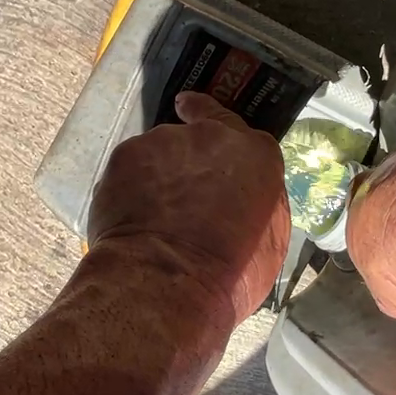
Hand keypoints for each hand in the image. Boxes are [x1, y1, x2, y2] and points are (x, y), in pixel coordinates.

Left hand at [87, 93, 290, 328]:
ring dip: (155, 175)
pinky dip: (127, 187)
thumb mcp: (268, 241)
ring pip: (158, 151)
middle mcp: (211, 137)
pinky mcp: (127, 155)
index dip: (213, 121)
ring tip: (151, 217)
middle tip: (178, 197)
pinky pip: (128, 167)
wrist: (166, 283)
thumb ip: (255, 201)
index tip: (193, 111)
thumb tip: (240, 198)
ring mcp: (165, 141)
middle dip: (185, 159)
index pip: (236, 124)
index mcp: (255, 156)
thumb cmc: (229, 276)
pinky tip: (129, 218)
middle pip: (195, 137)